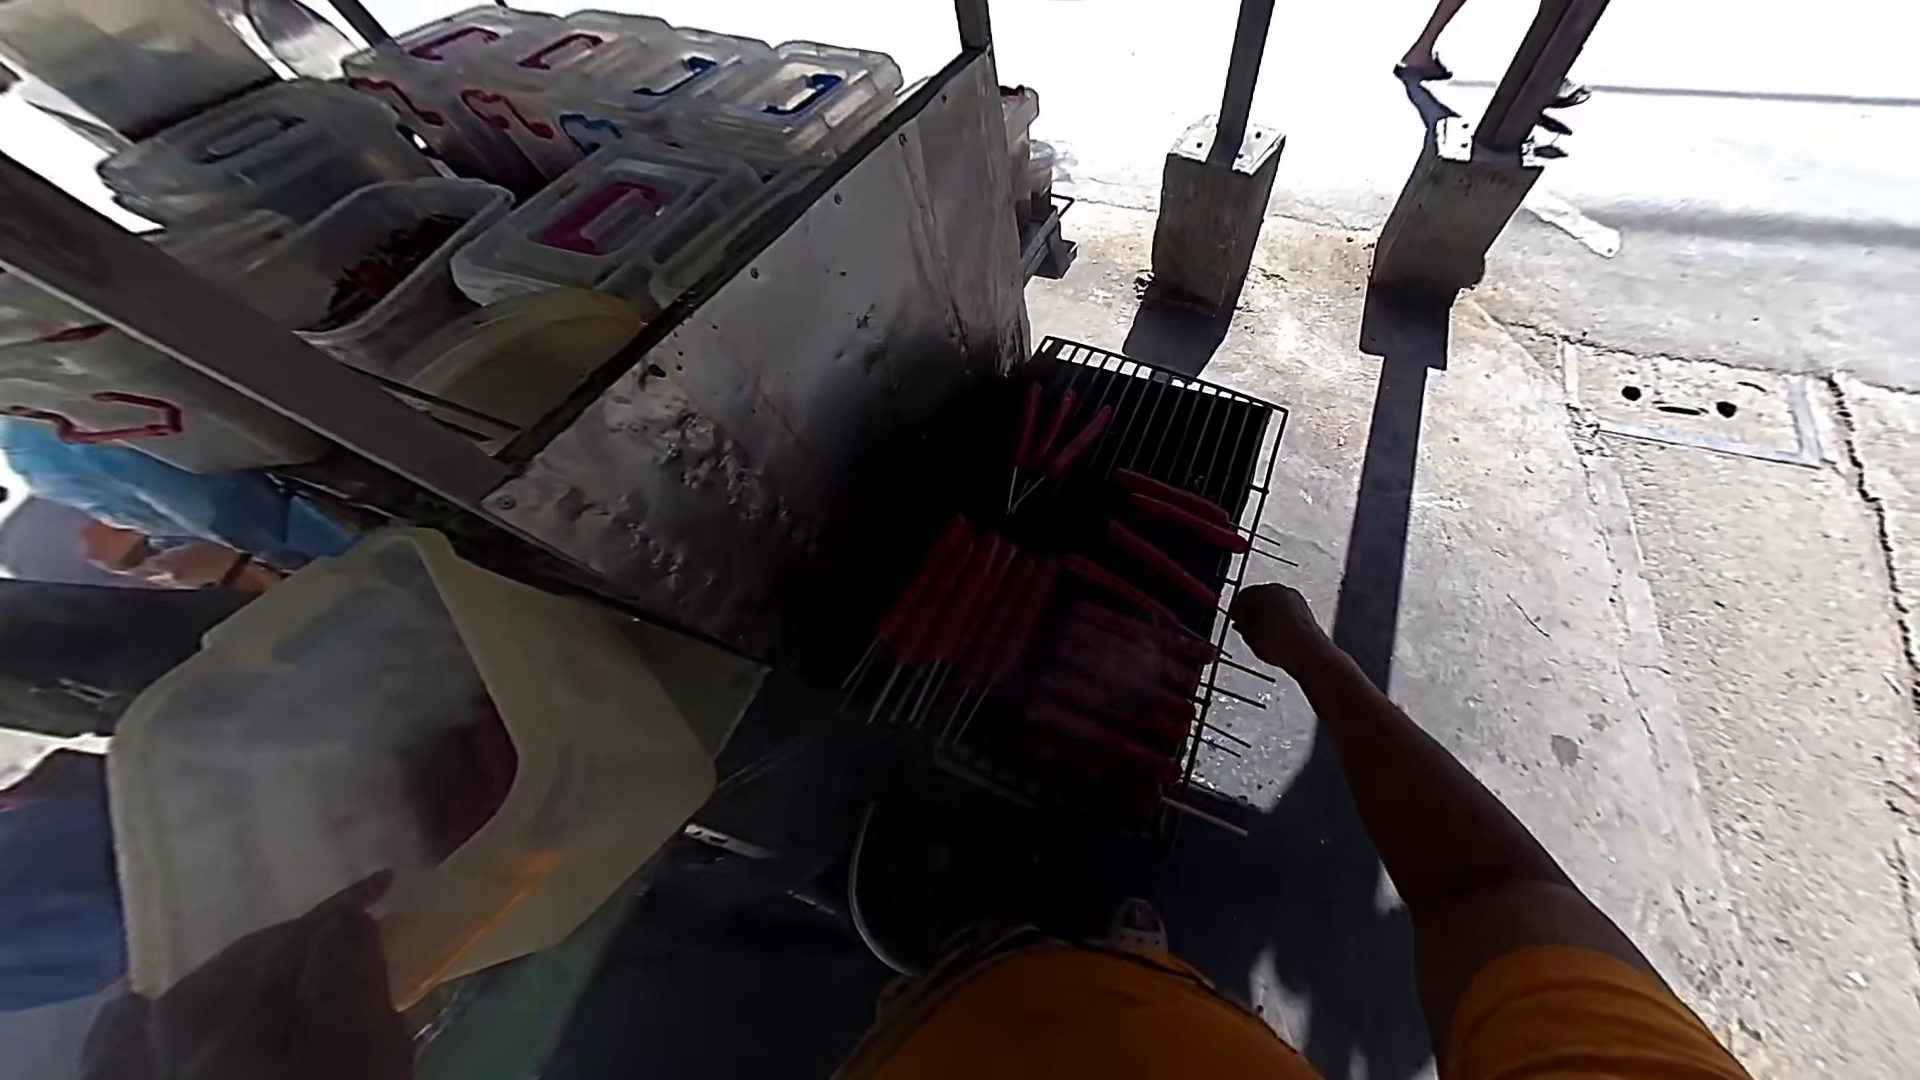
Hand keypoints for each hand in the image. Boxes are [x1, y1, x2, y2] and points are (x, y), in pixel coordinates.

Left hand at [83, 872, 410, 1079]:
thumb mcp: (365, 1049)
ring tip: (272, 943)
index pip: (297, 941)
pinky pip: (109, 1063)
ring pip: (175, 1004)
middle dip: (294, 934)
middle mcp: (179, 1054)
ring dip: (229, 963)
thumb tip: (344, 919)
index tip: (387, 883)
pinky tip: (130, 1004)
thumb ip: (350, 981)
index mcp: (243, 1032)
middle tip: (347, 919)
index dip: (344, 905)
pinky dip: (121, 1028)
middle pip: (238, 967)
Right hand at [1229, 583, 1336, 673]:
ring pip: (1273, 603)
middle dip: (1253, 611)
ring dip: (1268, 615)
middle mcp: (1277, 589)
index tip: (1236, 620)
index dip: (1237, 611)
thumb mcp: (1248, 633)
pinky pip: (1286, 610)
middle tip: (1248, 628)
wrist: (1307, 652)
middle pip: (1258, 597)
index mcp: (1258, 591)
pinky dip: (1281, 619)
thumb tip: (1239, 616)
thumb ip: (1240, 620)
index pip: (1240, 596)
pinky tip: (1278, 634)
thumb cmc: (1278, 641)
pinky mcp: (1305, 608)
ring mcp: (1293, 598)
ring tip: (1264, 634)